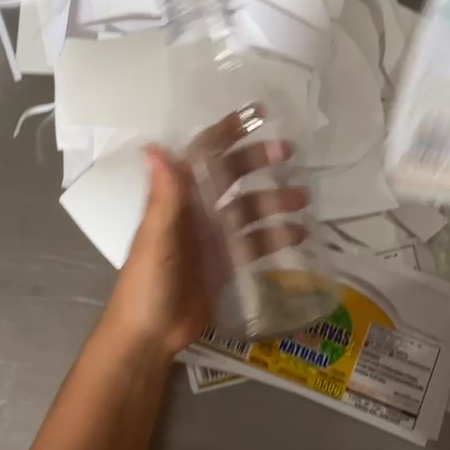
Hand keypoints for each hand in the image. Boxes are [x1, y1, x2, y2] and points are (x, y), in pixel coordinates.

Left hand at [102, 109, 306, 359]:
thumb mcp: (156, 238)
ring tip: (303, 197)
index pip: (202, 155)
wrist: (149, 334)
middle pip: (230, 176)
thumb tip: (155, 146)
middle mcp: (195, 210)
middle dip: (257, 161)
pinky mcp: (225, 263)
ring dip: (274, 199)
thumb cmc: (146, 283)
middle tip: (290, 152)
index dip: (226, 133)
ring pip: (248, 209)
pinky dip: (276, 236)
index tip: (257, 115)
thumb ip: (164, 196)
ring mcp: (212, 237)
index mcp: (175, 198)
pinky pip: (254, 242)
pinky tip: (299, 233)